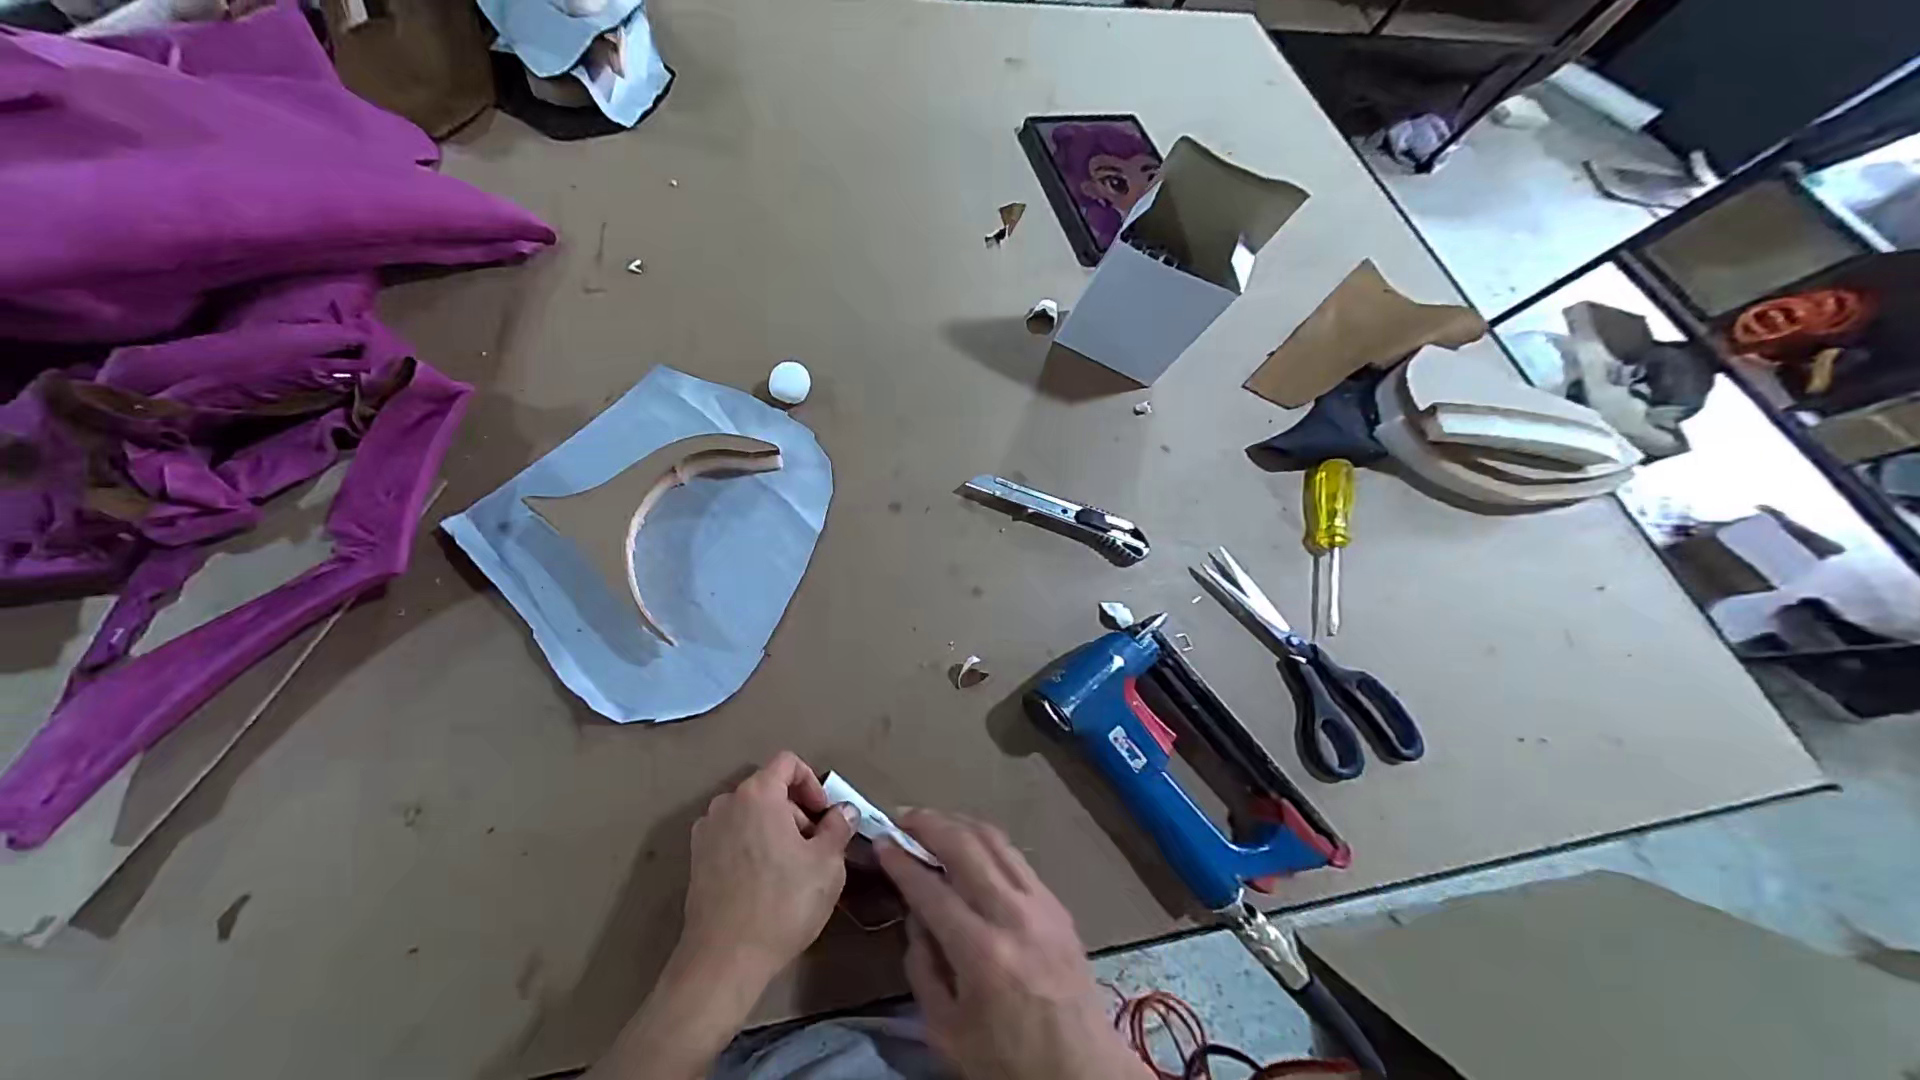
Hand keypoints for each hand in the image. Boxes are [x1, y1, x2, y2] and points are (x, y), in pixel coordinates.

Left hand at [679, 751, 856, 982]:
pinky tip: (765, 882)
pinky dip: (752, 846)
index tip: (823, 815)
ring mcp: (706, 832)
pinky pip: (733, 837)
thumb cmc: (782, 903)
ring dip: (774, 829)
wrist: (724, 960)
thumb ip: (838, 827)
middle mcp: (726, 804)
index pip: (788, 762)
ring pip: (750, 814)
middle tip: (814, 846)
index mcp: (757, 794)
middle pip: (769, 789)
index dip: (812, 783)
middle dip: (796, 810)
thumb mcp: (827, 863)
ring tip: (791, 867)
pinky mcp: (696, 861)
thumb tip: (844, 811)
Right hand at [876, 810, 1149, 1079]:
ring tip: (931, 821)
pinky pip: (1014, 856)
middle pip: (964, 845)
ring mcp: (1040, 902)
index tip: (881, 842)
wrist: (1083, 1071)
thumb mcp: (945, 1031)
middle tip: (902, 818)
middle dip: (928, 824)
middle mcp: (1012, 914)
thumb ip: (921, 967)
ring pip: (994, 839)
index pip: (930, 889)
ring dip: (958, 823)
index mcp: (981, 953)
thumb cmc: (1007, 1059)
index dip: (901, 861)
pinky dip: (985, 841)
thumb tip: (915, 914)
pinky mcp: (1056, 902)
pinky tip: (969, 845)